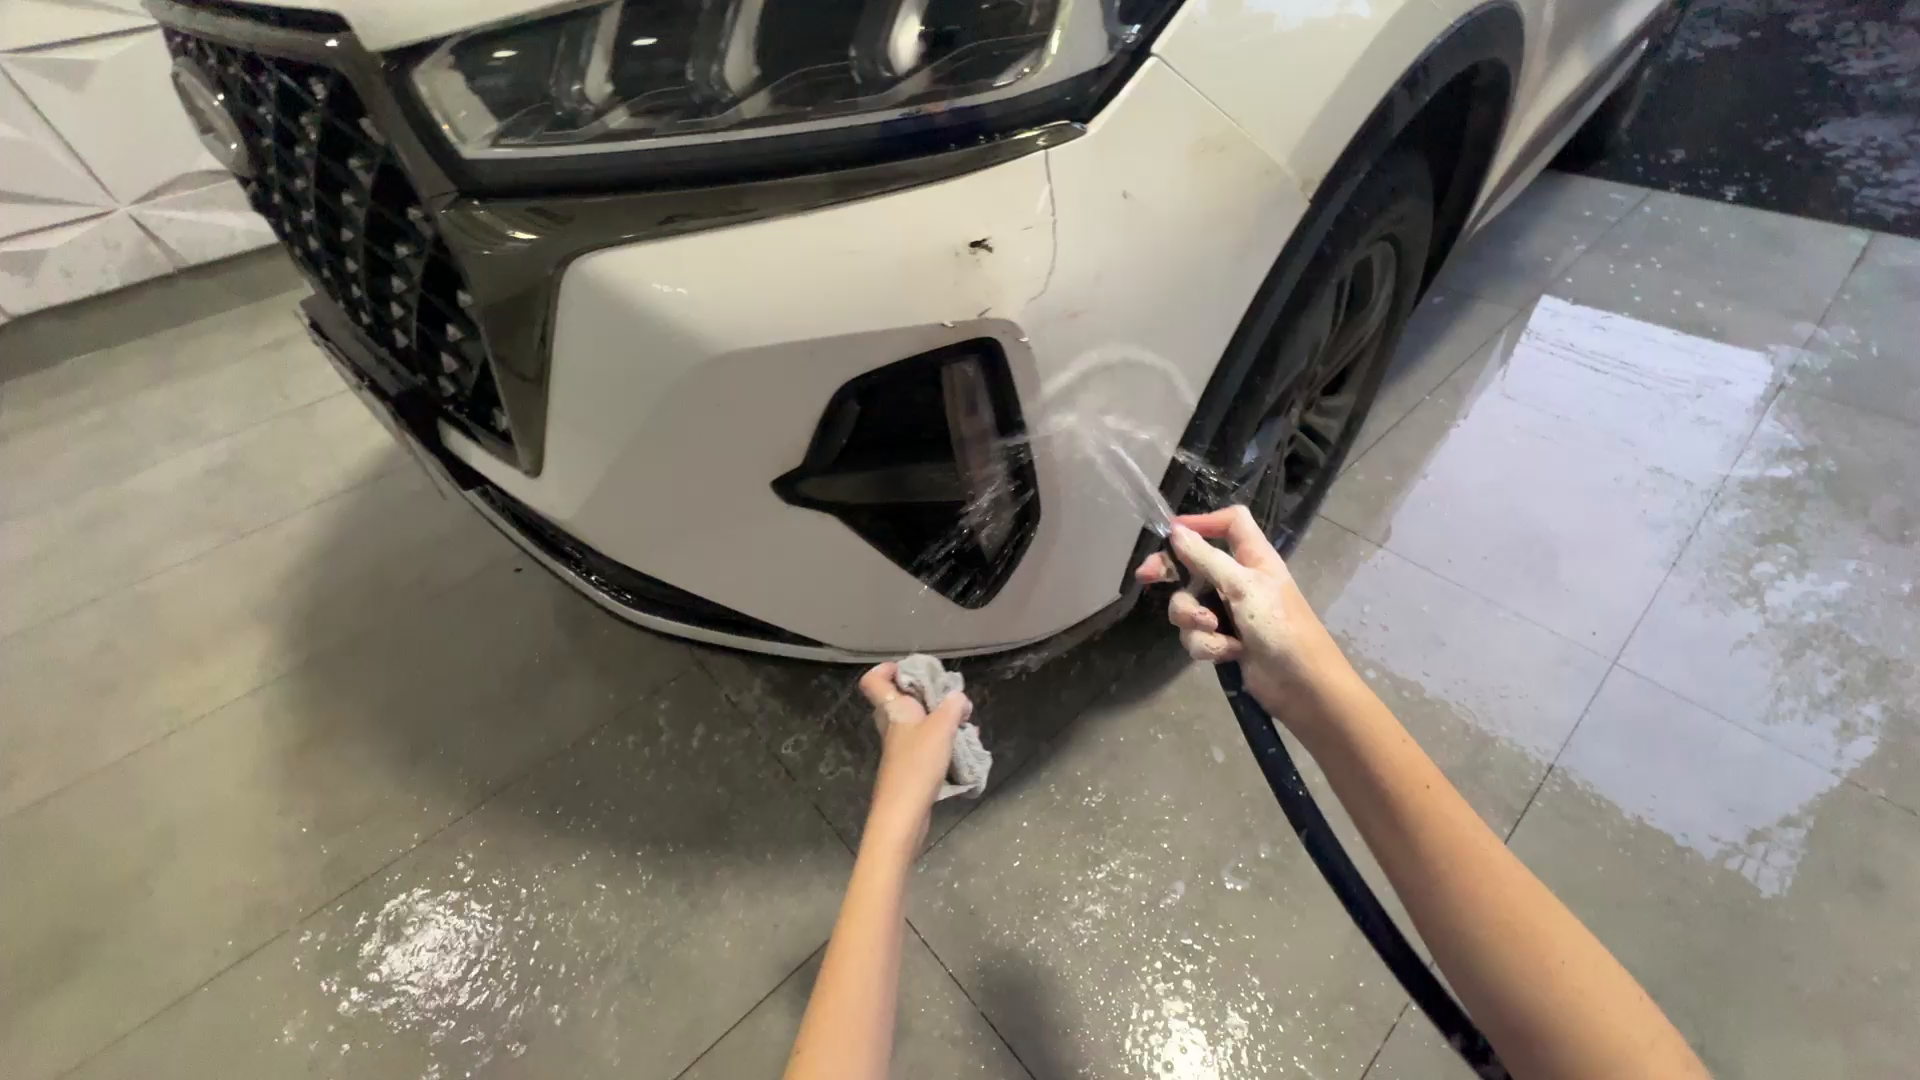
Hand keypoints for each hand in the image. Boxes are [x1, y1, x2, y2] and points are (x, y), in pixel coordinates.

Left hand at [858, 663, 970, 848]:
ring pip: (916, 723)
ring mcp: (899, 749)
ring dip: (939, 720)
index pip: (872, 681)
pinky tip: (962, 749)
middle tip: (948, 697)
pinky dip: (942, 742)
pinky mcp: (909, 768)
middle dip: (924, 694)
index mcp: (893, 711)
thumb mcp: (941, 728)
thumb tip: (959, 698)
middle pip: (898, 700)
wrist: (902, 815)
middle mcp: (892, 727)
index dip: (886, 669)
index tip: (912, 669)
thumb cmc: (917, 765)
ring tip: (964, 725)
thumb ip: (952, 707)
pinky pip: (925, 745)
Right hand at [1134, 506, 1352, 722]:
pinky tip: (1229, 653)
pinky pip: (1196, 635)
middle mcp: (1238, 580)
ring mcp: (1229, 611)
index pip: (1229, 524)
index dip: (1202, 522)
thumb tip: (1176, 531)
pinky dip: (1208, 644)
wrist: (1301, 685)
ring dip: (1194, 620)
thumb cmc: (1279, 626)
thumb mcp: (1242, 586)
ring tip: (1213, 630)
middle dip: (1172, 574)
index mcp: (1253, 557)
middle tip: (1145, 577)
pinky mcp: (1223, 640)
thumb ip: (1206, 558)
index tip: (1171, 531)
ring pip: (1189, 604)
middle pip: (1194, 564)